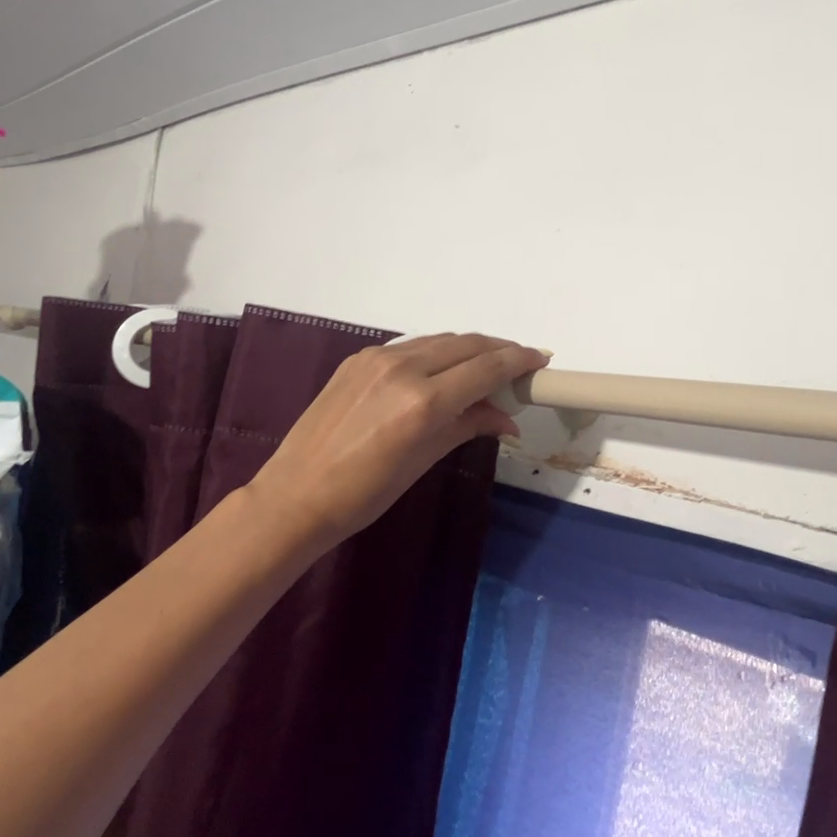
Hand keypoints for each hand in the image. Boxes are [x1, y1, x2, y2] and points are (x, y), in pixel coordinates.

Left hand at [244, 333, 549, 544]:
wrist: (294, 495)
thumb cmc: (364, 494)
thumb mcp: (423, 461)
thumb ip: (467, 427)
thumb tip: (507, 419)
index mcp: (423, 401)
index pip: (486, 367)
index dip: (519, 361)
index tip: (541, 360)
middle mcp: (403, 368)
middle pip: (467, 345)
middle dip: (500, 350)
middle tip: (521, 364)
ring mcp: (377, 359)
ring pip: (439, 341)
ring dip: (469, 349)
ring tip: (488, 366)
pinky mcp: (357, 359)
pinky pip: (411, 347)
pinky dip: (437, 353)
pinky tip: (443, 371)